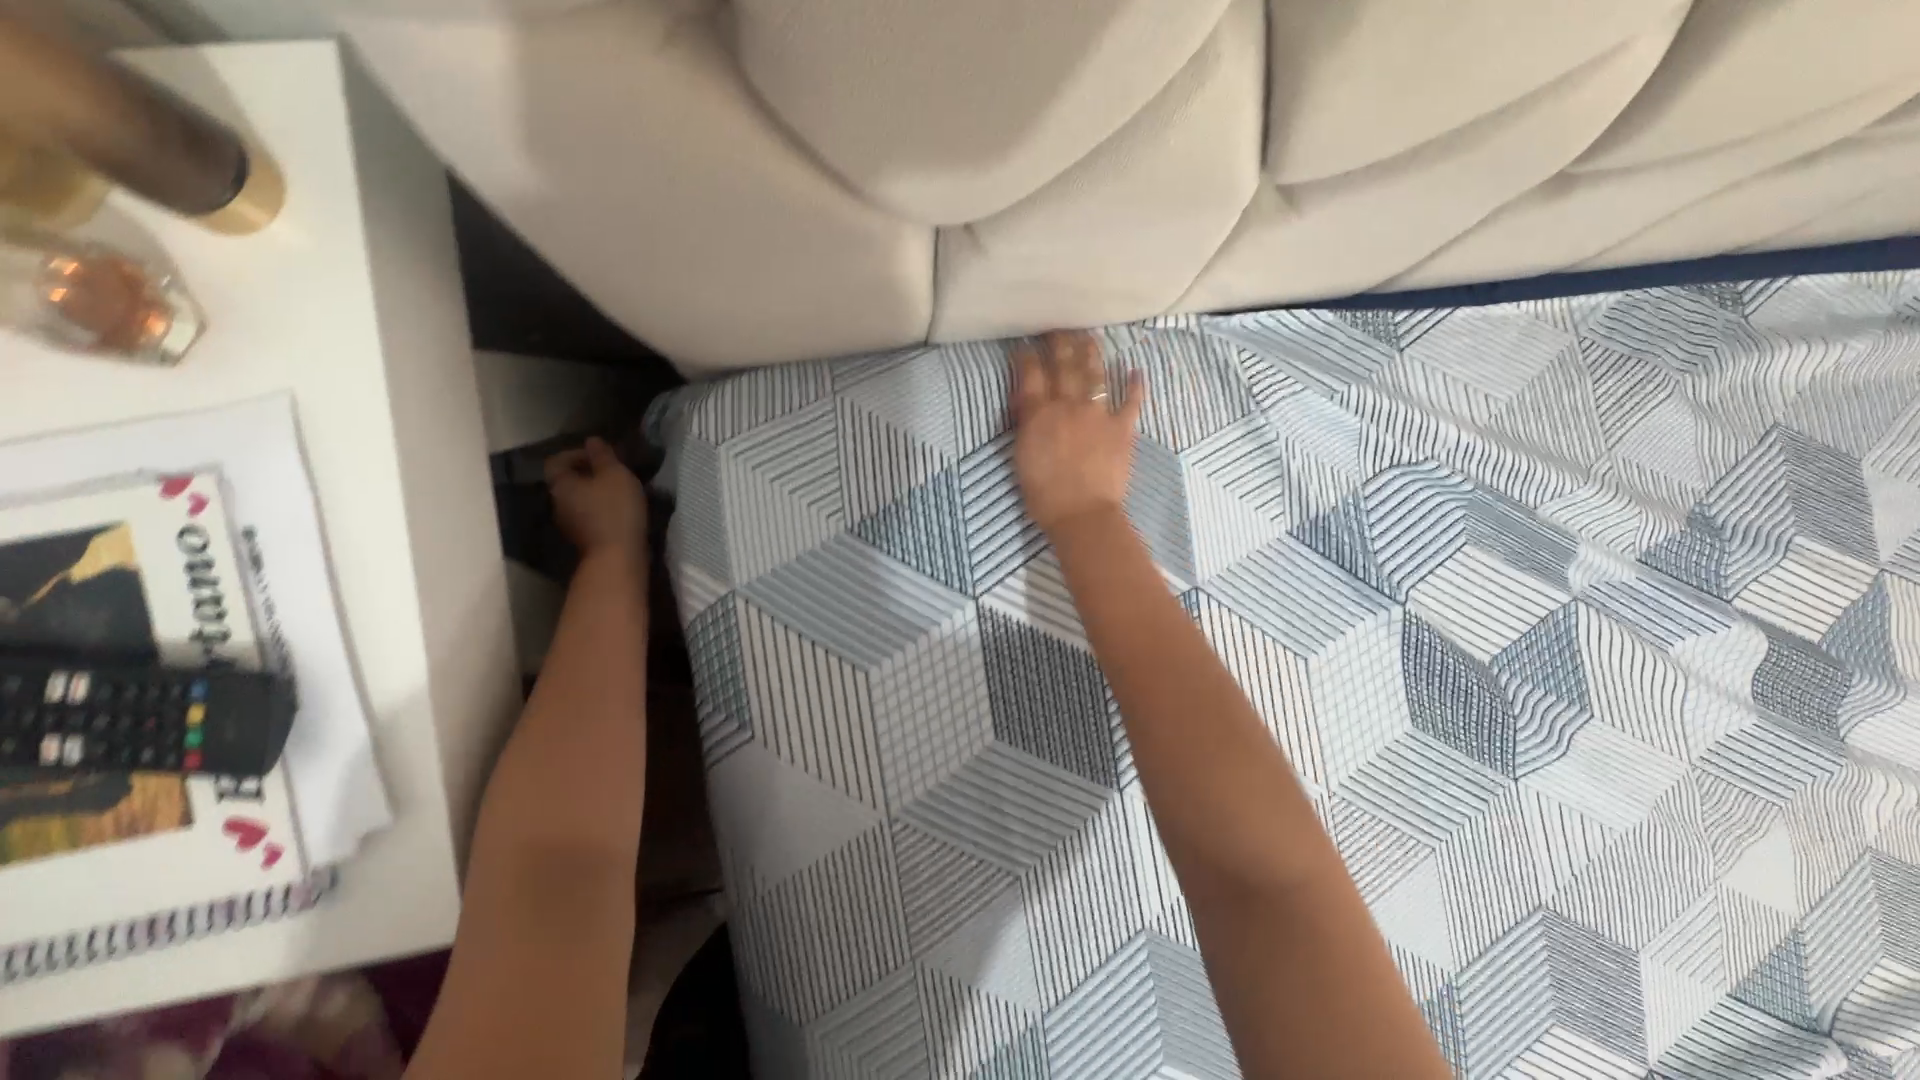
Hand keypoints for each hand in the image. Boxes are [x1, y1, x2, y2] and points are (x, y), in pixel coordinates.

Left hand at [546, 437, 647, 559]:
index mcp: (561, 484)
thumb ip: (603, 455)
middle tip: (614, 471)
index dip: (576, 453)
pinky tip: (621, 511)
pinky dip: (602, 509)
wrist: (617, 557)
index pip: (556, 460)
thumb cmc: (615, 509)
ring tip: (621, 491)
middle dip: (589, 473)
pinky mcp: (584, 538)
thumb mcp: (615, 474)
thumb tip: (592, 440)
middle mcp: (558, 503)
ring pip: (579, 499)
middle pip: (568, 481)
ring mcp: (569, 524)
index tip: (601, 455)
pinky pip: (589, 516)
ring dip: (596, 492)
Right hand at [1011, 330, 1145, 537]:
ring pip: (1095, 374)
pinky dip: (1135, 385)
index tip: (1025, 345)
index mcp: (1039, 414)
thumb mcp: (1021, 456)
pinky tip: (1135, 370)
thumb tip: (1026, 402)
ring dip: (1091, 352)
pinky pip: (1131, 401)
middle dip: (1060, 342)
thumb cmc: (1044, 494)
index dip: (1027, 356)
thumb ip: (1025, 424)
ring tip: (1089, 335)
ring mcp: (1098, 415)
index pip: (1030, 374)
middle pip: (1064, 365)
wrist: (1082, 513)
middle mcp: (1068, 406)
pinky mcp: (1122, 428)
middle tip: (1058, 327)